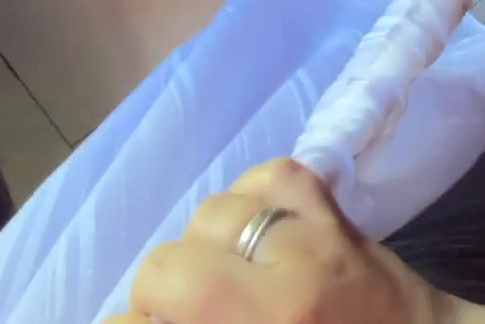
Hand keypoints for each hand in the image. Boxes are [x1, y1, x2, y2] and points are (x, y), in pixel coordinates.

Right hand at [101, 158, 455, 323]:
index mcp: (267, 323)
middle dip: (157, 298)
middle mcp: (287, 278)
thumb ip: (210, 323)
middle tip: (184, 317)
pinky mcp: (338, 210)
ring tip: (221, 279)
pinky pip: (274, 175)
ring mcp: (316, 234)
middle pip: (167, 265)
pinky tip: (253, 231)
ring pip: (213, 213)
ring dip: (201, 248)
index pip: (153, 308)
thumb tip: (145, 316)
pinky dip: (250, 199)